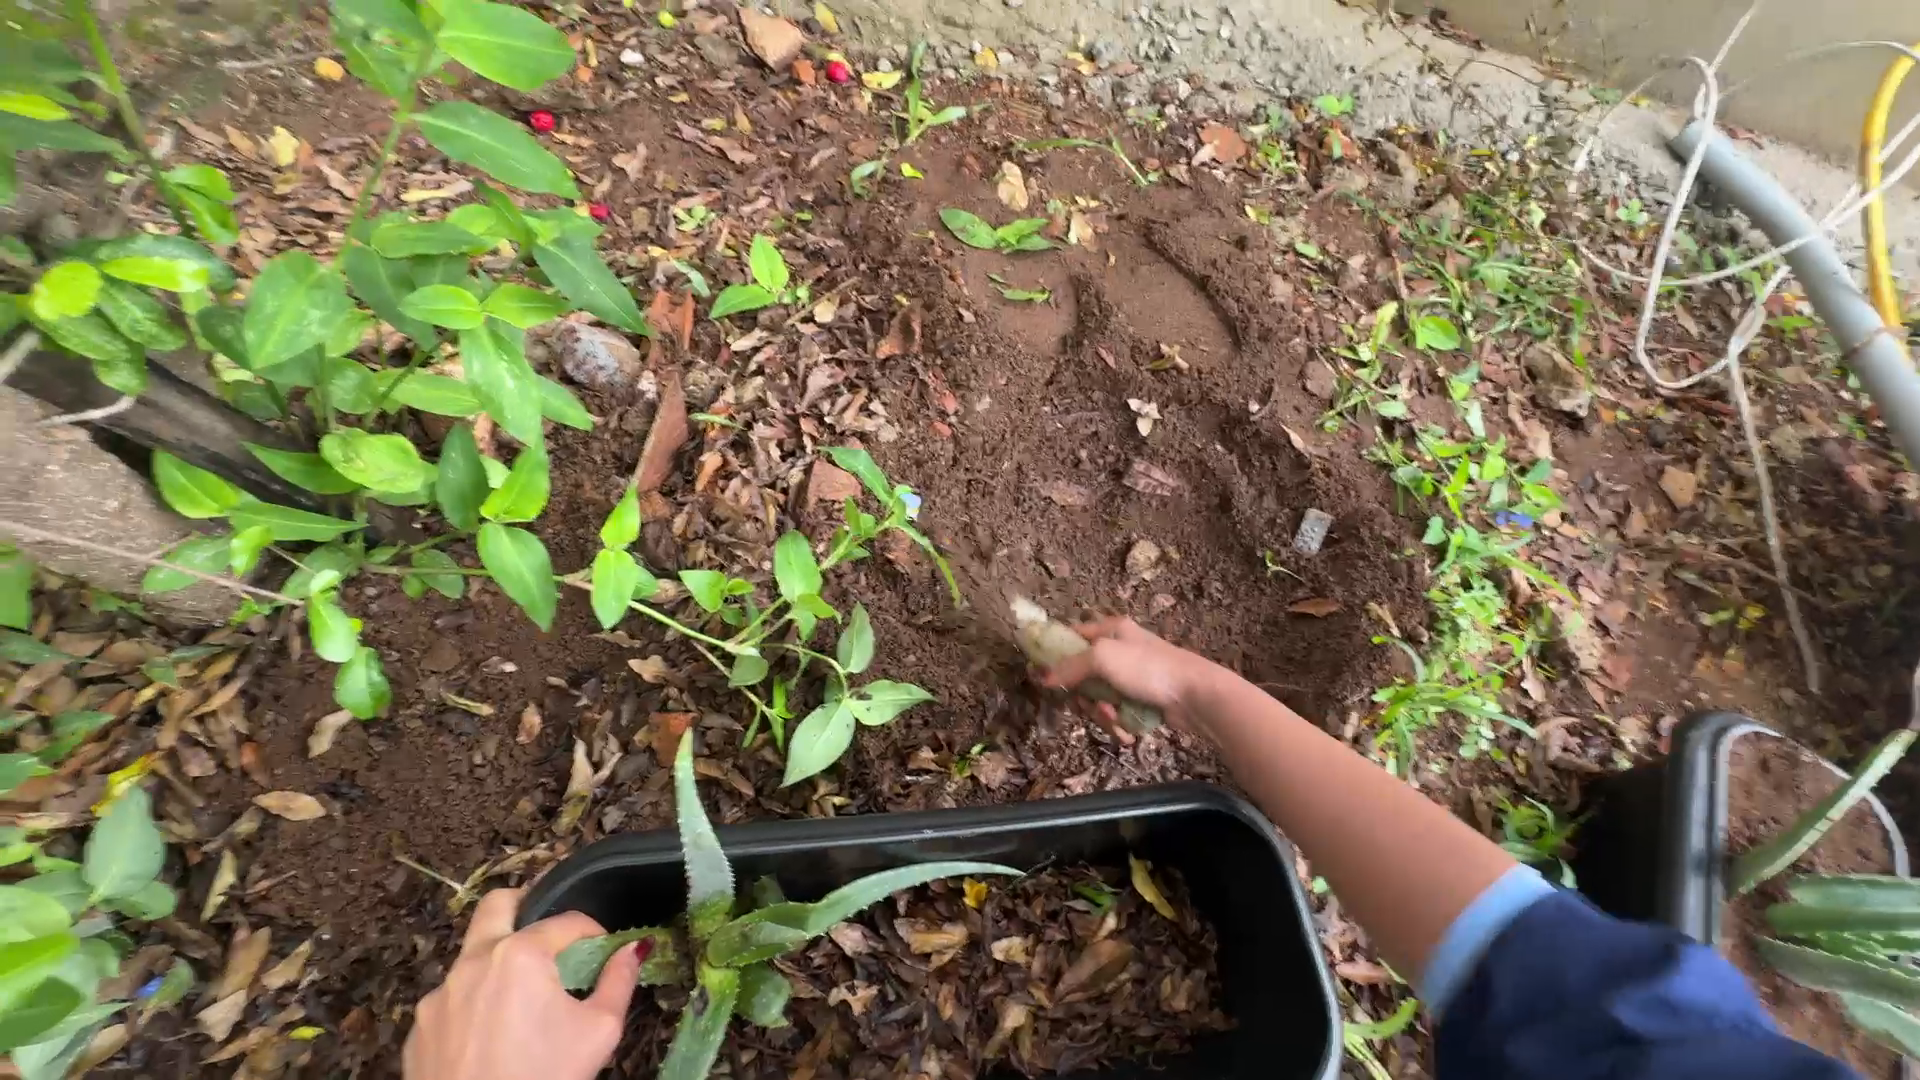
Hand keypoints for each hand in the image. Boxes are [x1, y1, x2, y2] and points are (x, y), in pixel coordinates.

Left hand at [403, 888, 641, 1079]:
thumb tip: (633, 948)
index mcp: (520, 954)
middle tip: (549, 935)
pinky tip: (491, 1037)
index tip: (604, 954)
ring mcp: (437, 998)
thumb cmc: (546, 1078)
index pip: (568, 921)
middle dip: (527, 906)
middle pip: (497, 905)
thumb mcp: (600, 1029)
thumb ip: (620, 979)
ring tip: (523, 999)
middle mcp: (473, 963)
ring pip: (472, 957)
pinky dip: (475, 1003)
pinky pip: (451, 1000)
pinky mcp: (417, 1033)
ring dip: (500, 962)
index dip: (593, 933)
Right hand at [1040, 617, 1226, 742]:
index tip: (1041, 675)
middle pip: (1081, 675)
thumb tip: (1043, 678)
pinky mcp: (1140, 700)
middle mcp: (1119, 650)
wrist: (1196, 696)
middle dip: (1084, 696)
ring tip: (1115, 719)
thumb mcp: (1103, 658)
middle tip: (1089, 705)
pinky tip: (1127, 729)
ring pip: (1097, 698)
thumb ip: (1070, 666)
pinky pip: (1116, 713)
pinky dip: (1118, 723)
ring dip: (1102, 714)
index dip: (1054, 653)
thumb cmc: (1148, 668)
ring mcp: (1131, 678)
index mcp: (1111, 630)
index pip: (1072, 635)